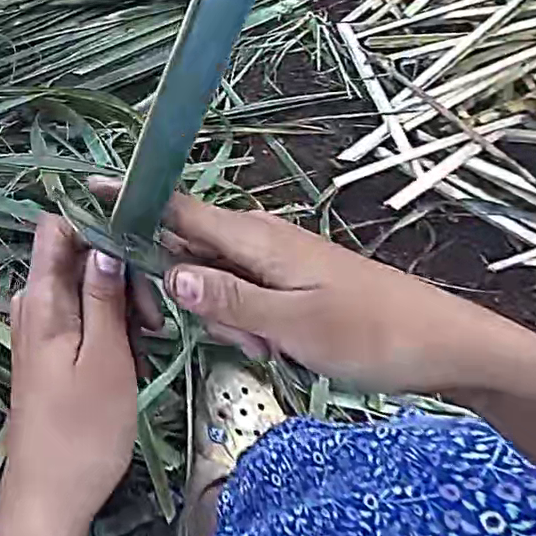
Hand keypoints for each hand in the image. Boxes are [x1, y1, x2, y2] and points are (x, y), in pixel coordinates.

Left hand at [0, 213, 136, 535]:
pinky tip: (130, 359)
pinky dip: (109, 328)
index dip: (95, 228)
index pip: (56, 228)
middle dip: (119, 276)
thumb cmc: (81, 432)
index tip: (137, 249)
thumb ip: (104, 296)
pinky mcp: (50, 348)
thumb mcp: (105, 359)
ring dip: (119, 307)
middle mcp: (34, 302)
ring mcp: (40, 325)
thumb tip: (106, 244)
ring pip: (85, 289)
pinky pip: (81, 317)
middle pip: (77, 258)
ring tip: (145, 346)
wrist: (48, 499)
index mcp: (41, 296)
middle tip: (152, 320)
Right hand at [88, 177, 535, 396]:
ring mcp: (269, 257)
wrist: (446, 344)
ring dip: (224, 315)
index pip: (177, 209)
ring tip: (270, 349)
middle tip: (243, 340)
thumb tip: (166, 273)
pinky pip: (239, 291)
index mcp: (251, 236)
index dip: (132, 197)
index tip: (89, 186)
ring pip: (214, 278)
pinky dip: (244, 320)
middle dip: (193, 293)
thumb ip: (228, 300)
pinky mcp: (282, 277)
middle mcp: (253, 237)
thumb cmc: (372, 331)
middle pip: (188, 251)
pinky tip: (276, 347)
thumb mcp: (295, 325)